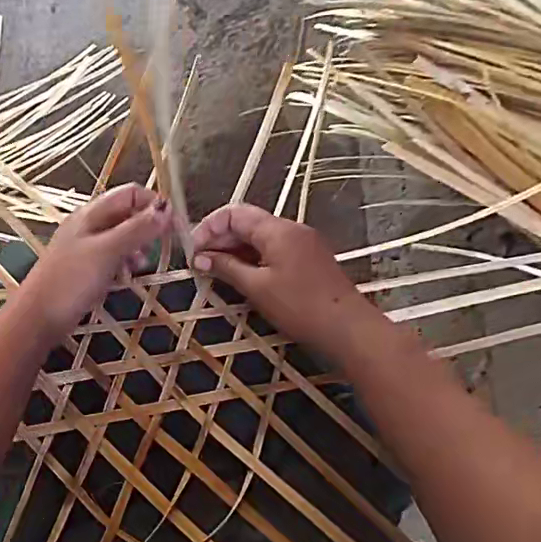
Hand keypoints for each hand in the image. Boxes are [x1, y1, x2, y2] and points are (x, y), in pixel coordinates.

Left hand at [14, 184, 169, 342]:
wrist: (38, 317)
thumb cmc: (71, 281)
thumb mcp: (108, 251)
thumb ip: (137, 229)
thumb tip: (165, 210)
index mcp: (91, 213)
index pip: (130, 194)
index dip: (153, 204)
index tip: (172, 226)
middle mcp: (88, 225)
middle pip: (127, 214)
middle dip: (146, 228)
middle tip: (156, 249)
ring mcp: (85, 247)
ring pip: (121, 237)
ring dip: (136, 248)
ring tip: (140, 266)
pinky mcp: (85, 268)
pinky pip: (112, 257)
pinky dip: (124, 263)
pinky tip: (126, 277)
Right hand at [190, 203, 392, 364]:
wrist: (347, 328)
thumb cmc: (299, 307)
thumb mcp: (257, 288)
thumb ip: (227, 268)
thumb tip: (201, 258)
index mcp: (277, 230)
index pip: (234, 213)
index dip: (209, 228)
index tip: (194, 251)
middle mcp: (291, 229)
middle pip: (247, 222)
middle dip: (220, 239)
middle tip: (200, 262)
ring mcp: (303, 243)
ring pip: (260, 237)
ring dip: (235, 249)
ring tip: (216, 270)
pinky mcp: (309, 259)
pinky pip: (274, 249)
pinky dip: (253, 258)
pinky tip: (242, 275)